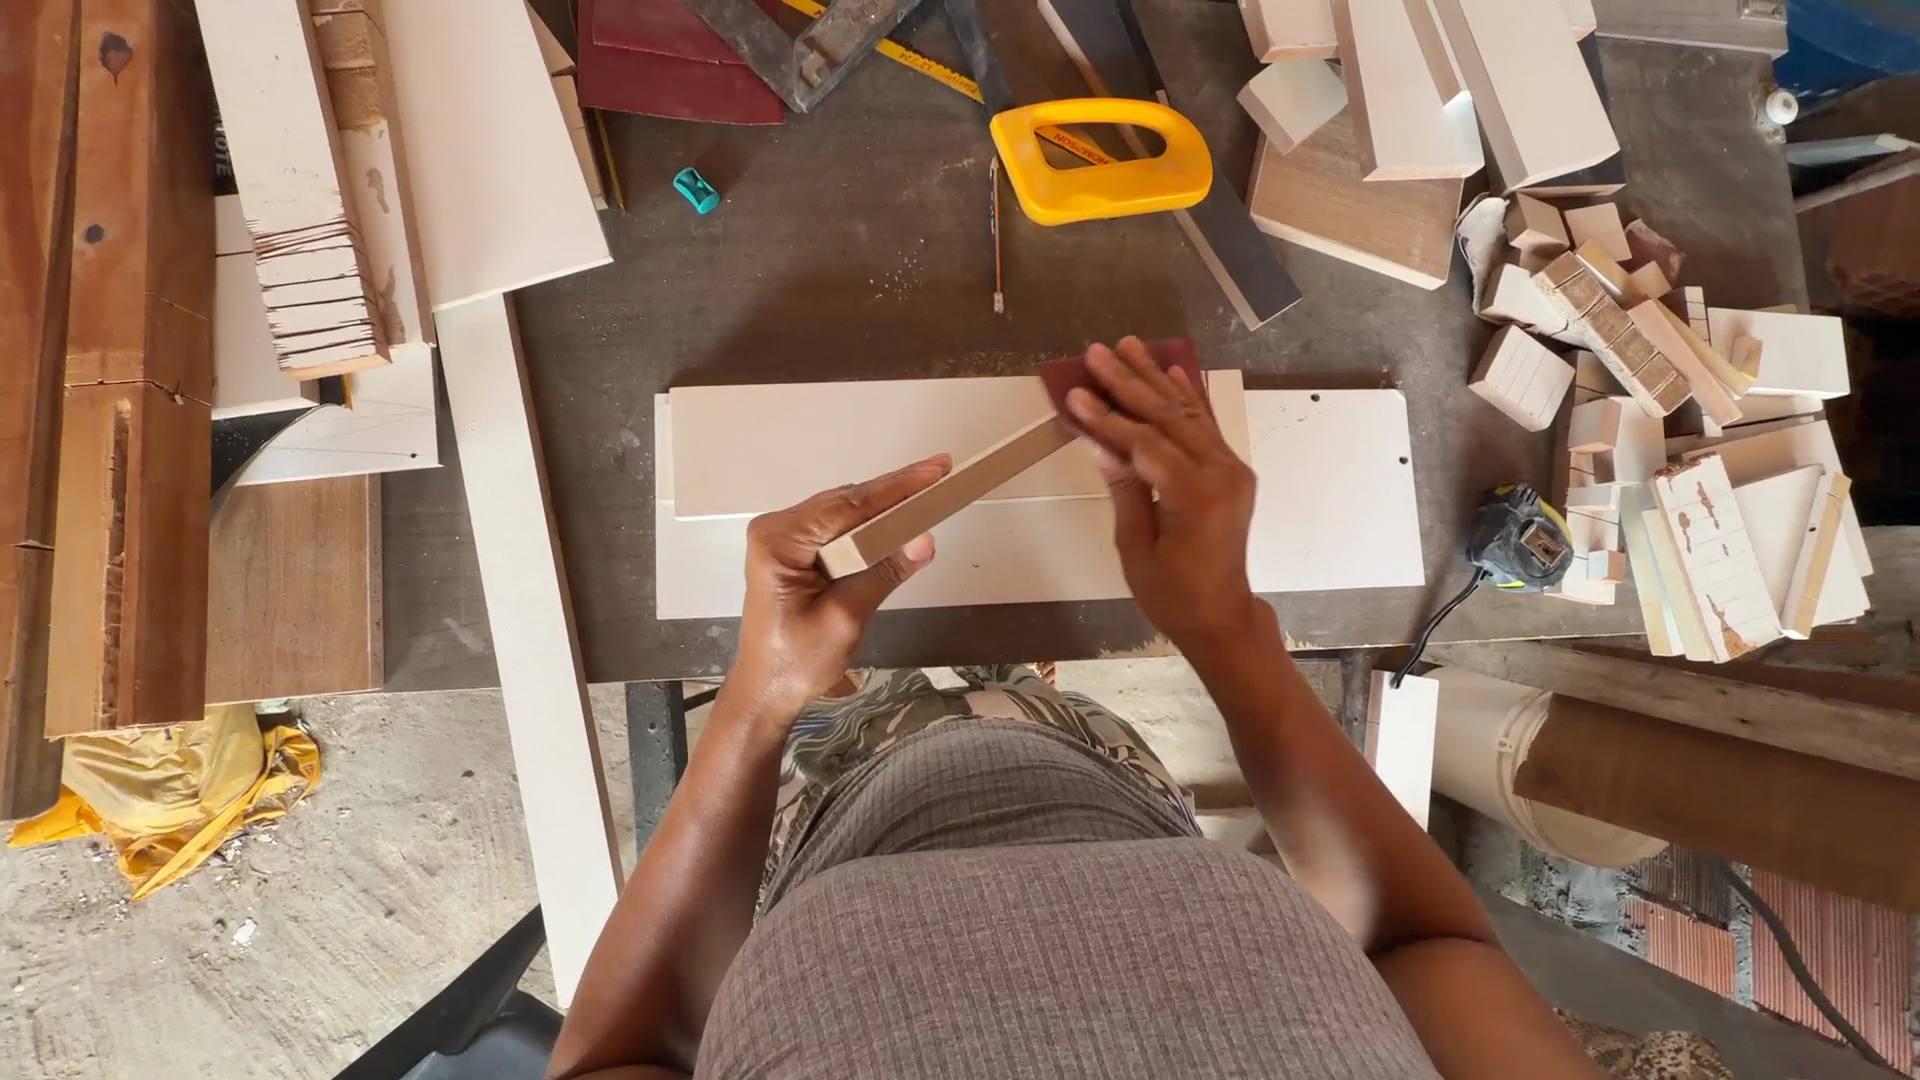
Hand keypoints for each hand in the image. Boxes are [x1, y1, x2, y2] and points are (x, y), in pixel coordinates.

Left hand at [725, 456, 951, 720]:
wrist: (766, 690)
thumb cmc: (798, 662)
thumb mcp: (847, 617)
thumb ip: (885, 572)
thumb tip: (926, 539)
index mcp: (780, 541)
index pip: (848, 506)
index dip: (896, 487)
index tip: (934, 470)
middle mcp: (775, 529)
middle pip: (845, 501)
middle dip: (894, 491)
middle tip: (940, 474)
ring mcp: (780, 537)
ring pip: (842, 510)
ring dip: (883, 505)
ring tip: (927, 492)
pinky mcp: (791, 550)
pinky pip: (835, 526)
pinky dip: (868, 523)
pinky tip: (896, 517)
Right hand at [1066, 337, 1264, 649]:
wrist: (1221, 615)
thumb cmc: (1172, 594)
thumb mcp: (1135, 545)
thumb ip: (1123, 487)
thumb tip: (1098, 441)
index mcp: (1196, 497)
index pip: (1144, 443)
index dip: (1106, 417)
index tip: (1076, 393)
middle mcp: (1222, 474)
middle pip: (1168, 417)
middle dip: (1129, 382)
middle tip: (1098, 352)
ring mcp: (1232, 469)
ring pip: (1187, 413)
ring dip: (1155, 379)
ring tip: (1128, 346)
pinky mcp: (1233, 471)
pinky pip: (1206, 426)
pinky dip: (1187, 397)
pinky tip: (1171, 371)